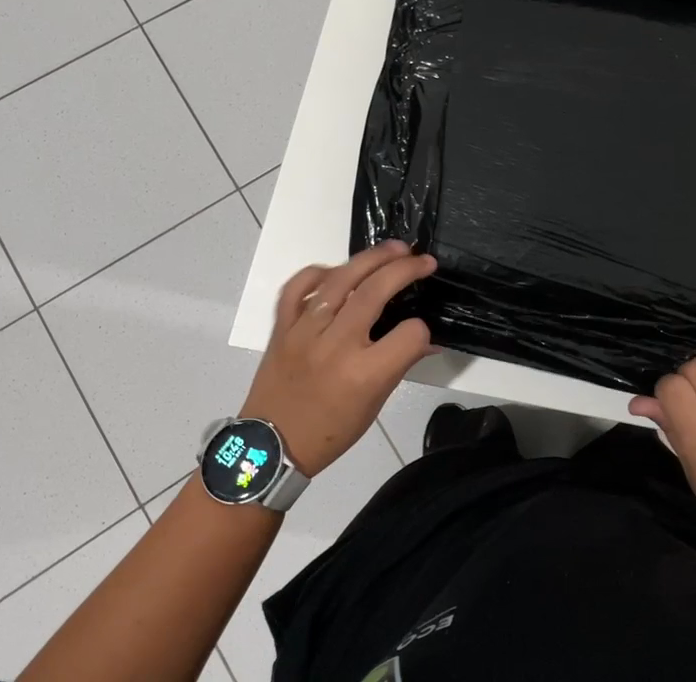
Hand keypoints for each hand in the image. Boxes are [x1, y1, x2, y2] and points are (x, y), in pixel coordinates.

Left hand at [239, 241, 437, 476]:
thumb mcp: (374, 404)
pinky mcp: (281, 328)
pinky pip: (297, 288)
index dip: (423, 330)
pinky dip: (318, 273)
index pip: (410, 334)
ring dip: (370, 258)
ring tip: (394, 249)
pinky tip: (338, 271)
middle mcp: (335, 346)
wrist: (269, 447)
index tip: (422, 332)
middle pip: (375, 292)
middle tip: (423, 260)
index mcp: (364, 374)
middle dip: (405, 270)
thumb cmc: (330, 431)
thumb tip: (425, 340)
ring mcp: (304, 333)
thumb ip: (399, 364)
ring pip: (340, 280)